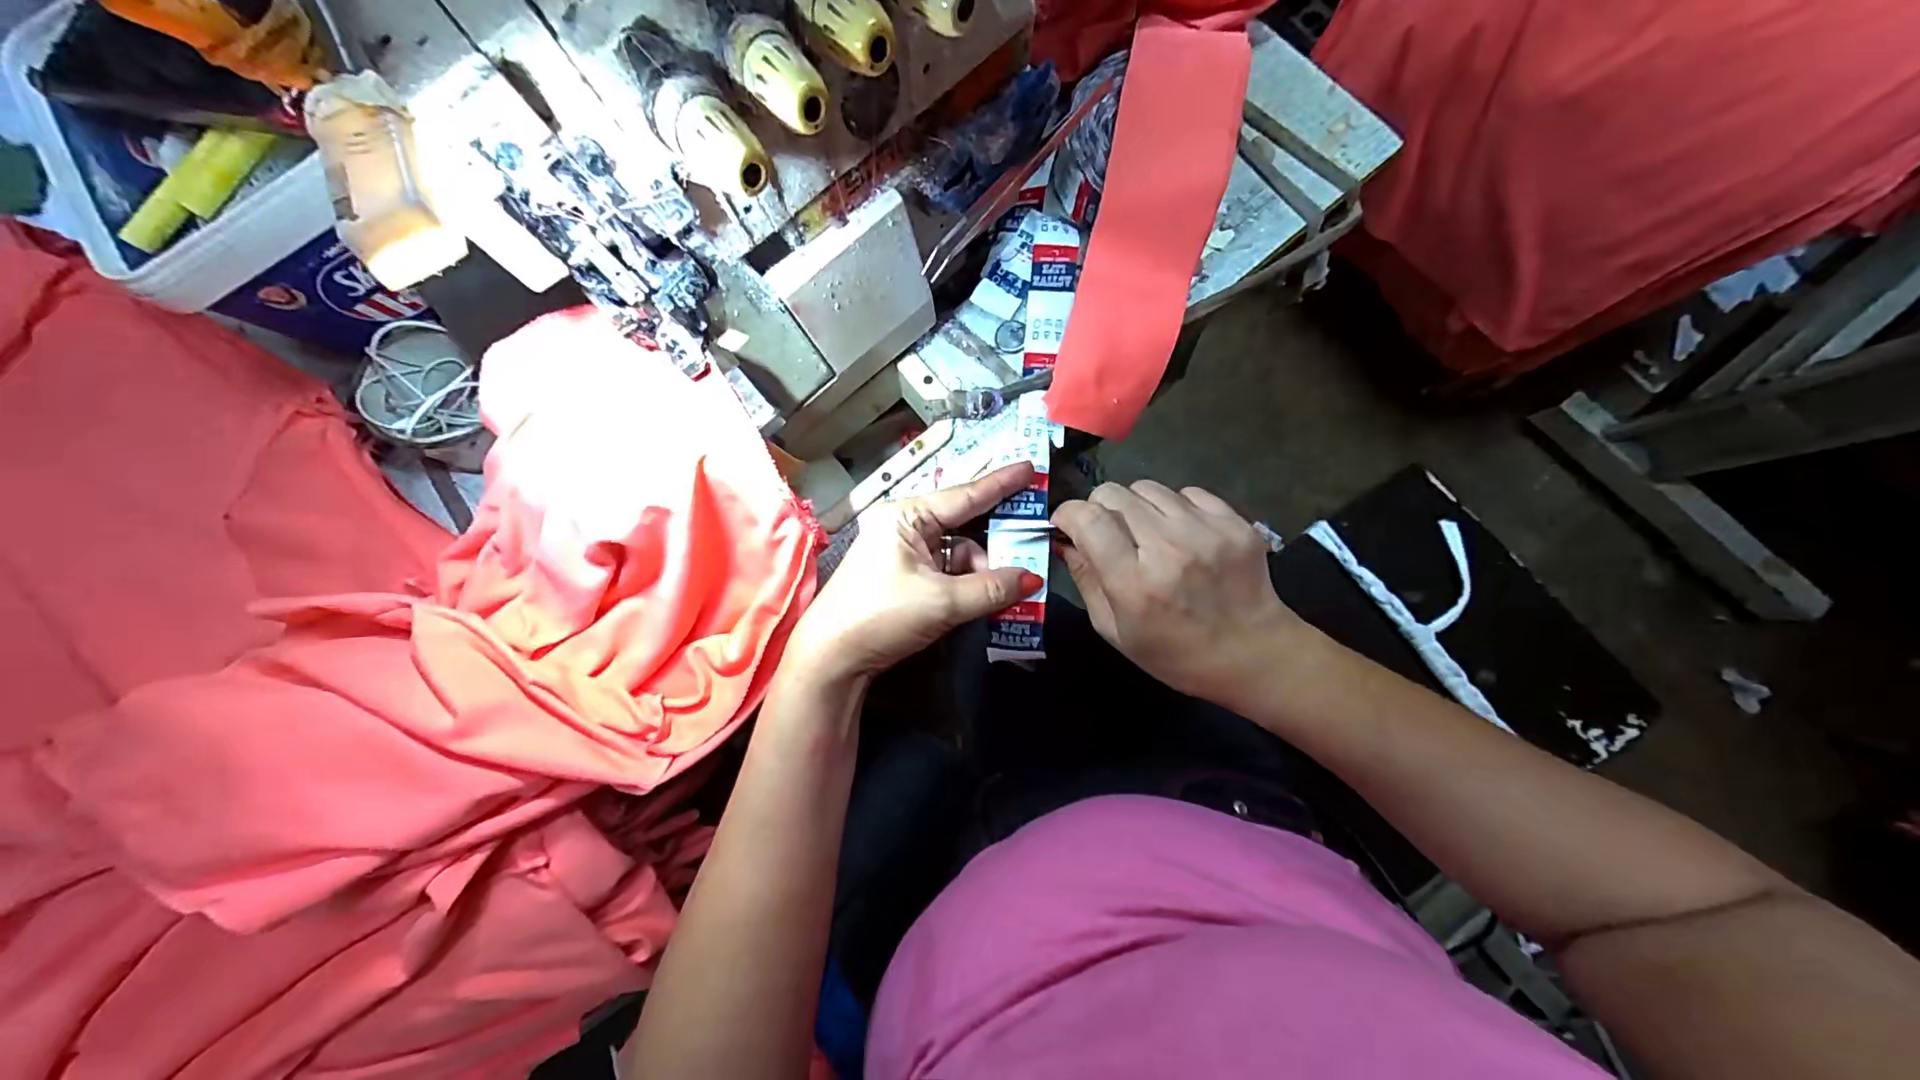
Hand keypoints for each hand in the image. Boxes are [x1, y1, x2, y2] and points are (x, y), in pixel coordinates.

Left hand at [786, 463, 1043, 682]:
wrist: (832, 659)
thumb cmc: (880, 615)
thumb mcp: (943, 602)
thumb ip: (992, 589)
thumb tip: (1033, 579)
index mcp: (906, 516)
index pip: (964, 495)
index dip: (1001, 484)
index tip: (1030, 468)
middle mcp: (906, 527)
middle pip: (965, 526)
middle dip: (997, 539)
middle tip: (1032, 541)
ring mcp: (905, 554)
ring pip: (960, 554)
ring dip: (985, 570)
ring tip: (1012, 586)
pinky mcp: (907, 580)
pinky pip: (950, 573)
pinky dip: (970, 584)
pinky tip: (990, 598)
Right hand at [1052, 480, 1304, 708]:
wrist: (1254, 656)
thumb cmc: (1175, 654)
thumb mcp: (1115, 630)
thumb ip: (1086, 580)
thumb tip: (1064, 540)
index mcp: (1134, 583)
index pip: (1088, 518)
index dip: (1068, 514)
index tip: (1066, 524)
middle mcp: (1168, 548)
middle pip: (1113, 494)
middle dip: (1097, 508)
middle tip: (1106, 532)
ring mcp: (1205, 531)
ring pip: (1147, 487)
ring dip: (1135, 506)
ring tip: (1145, 533)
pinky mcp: (1233, 522)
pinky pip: (1186, 492)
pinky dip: (1173, 507)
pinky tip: (1180, 534)